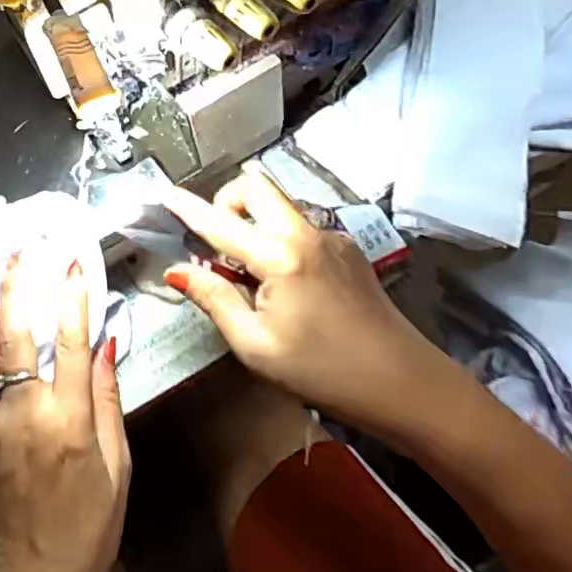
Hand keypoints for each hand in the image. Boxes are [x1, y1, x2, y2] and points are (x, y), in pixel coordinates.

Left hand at [0, 254, 129, 571]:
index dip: (71, 296)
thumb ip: (106, 399)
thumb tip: (103, 342)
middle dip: (17, 288)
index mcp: (68, 421)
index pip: (70, 340)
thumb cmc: (88, 524)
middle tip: (21, 258)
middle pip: (15, 336)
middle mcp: (23, 417)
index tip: (70, 265)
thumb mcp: (116, 464)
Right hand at [162, 171, 463, 436]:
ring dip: (254, 217)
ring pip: (279, 202)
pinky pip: (300, 222)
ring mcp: (330, 235)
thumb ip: (215, 299)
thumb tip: (178, 270)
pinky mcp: (347, 246)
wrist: (405, 384)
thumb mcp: (256, 346)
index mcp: (279, 256)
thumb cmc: (324, 372)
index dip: (188, 208)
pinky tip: (287, 279)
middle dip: (227, 201)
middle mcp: (304, 232)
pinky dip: (279, 234)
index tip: (166, 192)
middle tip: (218, 240)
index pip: (219, 223)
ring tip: (251, 268)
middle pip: (255, 187)